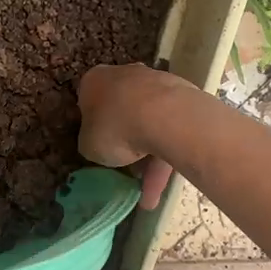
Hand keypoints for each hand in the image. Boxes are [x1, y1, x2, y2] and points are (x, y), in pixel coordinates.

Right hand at [76, 63, 183, 208]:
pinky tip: (161, 187)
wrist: (163, 115)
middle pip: (122, 111)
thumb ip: (91, 142)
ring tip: (148, 194)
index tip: (99, 148)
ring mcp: (156, 83)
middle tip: (126, 169)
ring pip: (149, 124)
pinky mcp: (182, 97)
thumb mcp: (88, 145)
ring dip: (149, 159)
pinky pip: (170, 131)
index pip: (89, 103)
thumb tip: (98, 144)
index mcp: (95, 80)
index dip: (93, 128)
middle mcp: (125, 75)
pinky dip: (165, 158)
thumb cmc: (114, 127)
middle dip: (125, 142)